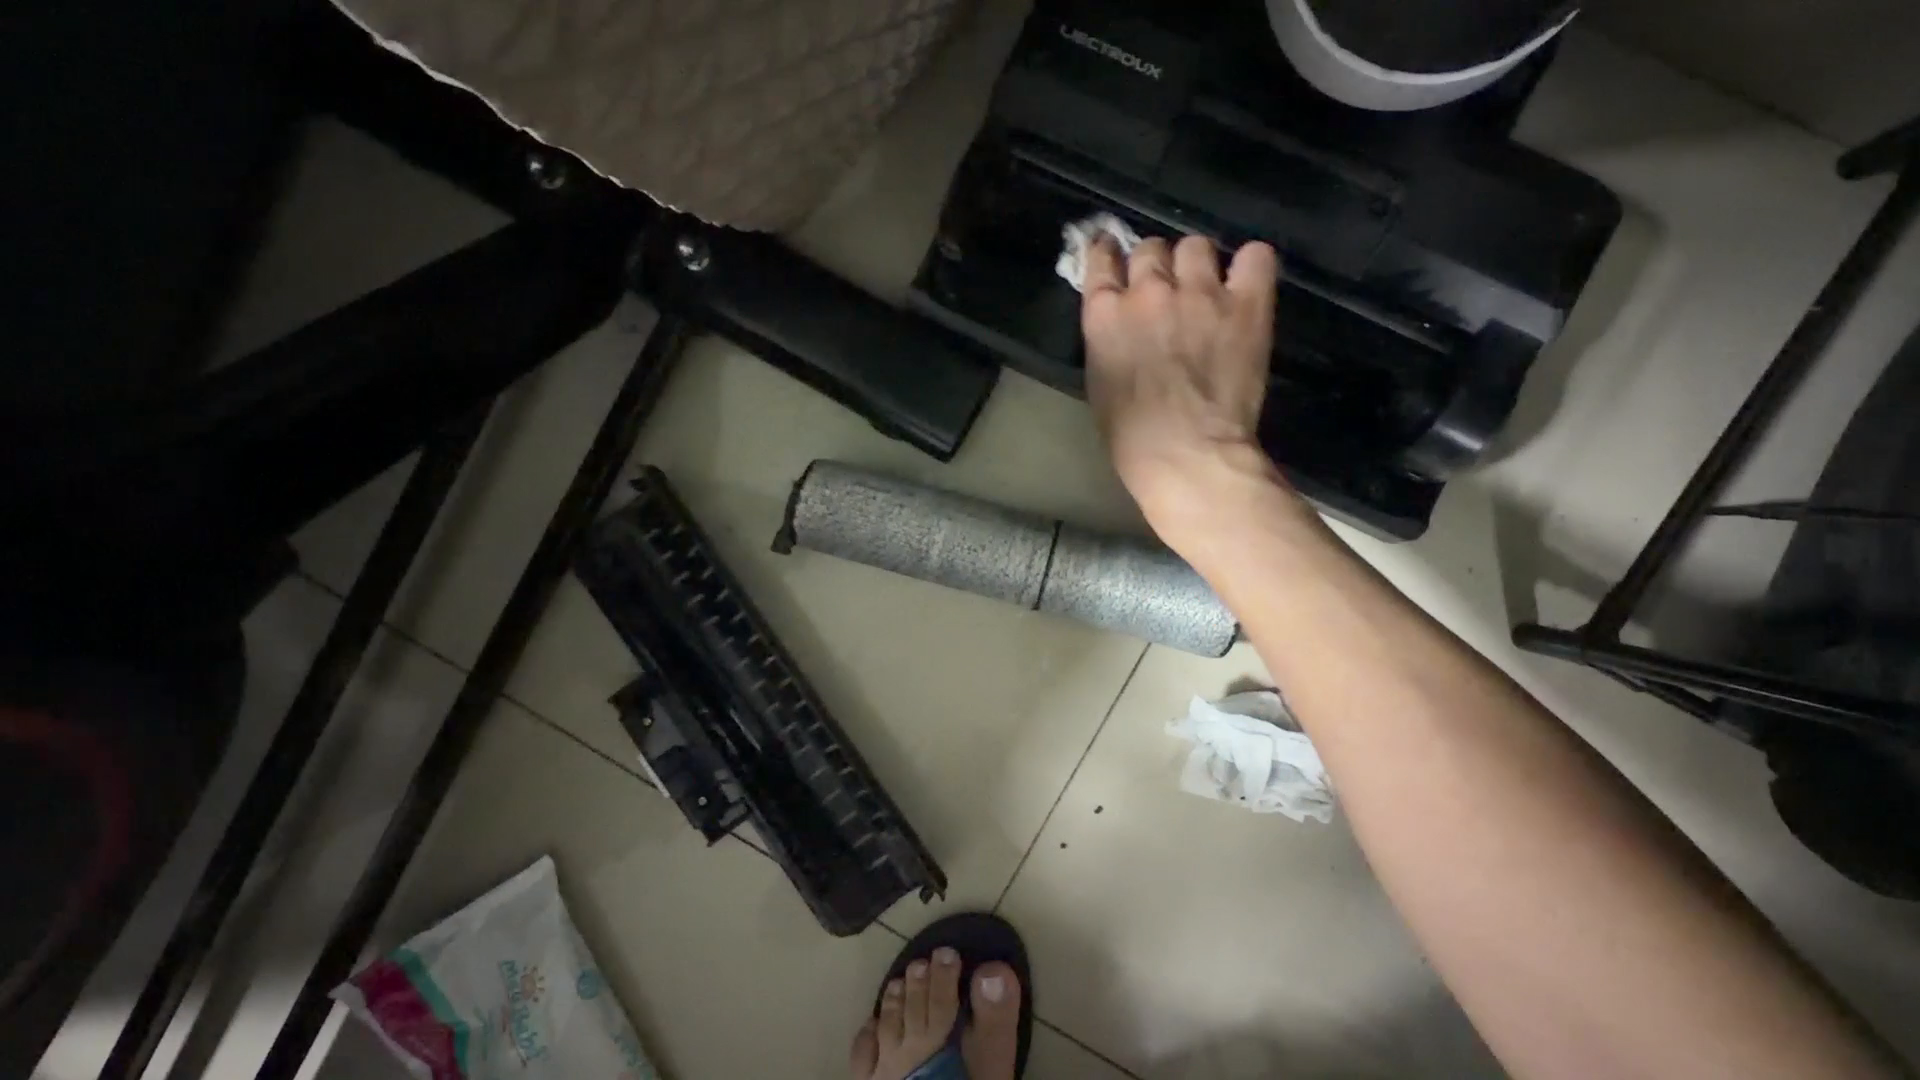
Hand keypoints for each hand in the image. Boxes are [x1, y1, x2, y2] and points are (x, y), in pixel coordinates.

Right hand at [1081, 233, 1288, 547]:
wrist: (1187, 454)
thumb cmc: (1133, 436)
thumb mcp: (1100, 381)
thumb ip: (1108, 338)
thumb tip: (1121, 321)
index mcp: (1105, 315)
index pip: (1102, 258)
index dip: (1109, 253)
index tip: (1115, 256)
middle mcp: (1148, 291)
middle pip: (1151, 247)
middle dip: (1157, 265)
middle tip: (1167, 290)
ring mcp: (1200, 293)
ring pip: (1196, 246)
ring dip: (1197, 263)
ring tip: (1206, 288)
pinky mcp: (1245, 304)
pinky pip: (1254, 256)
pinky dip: (1249, 265)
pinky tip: (1245, 284)